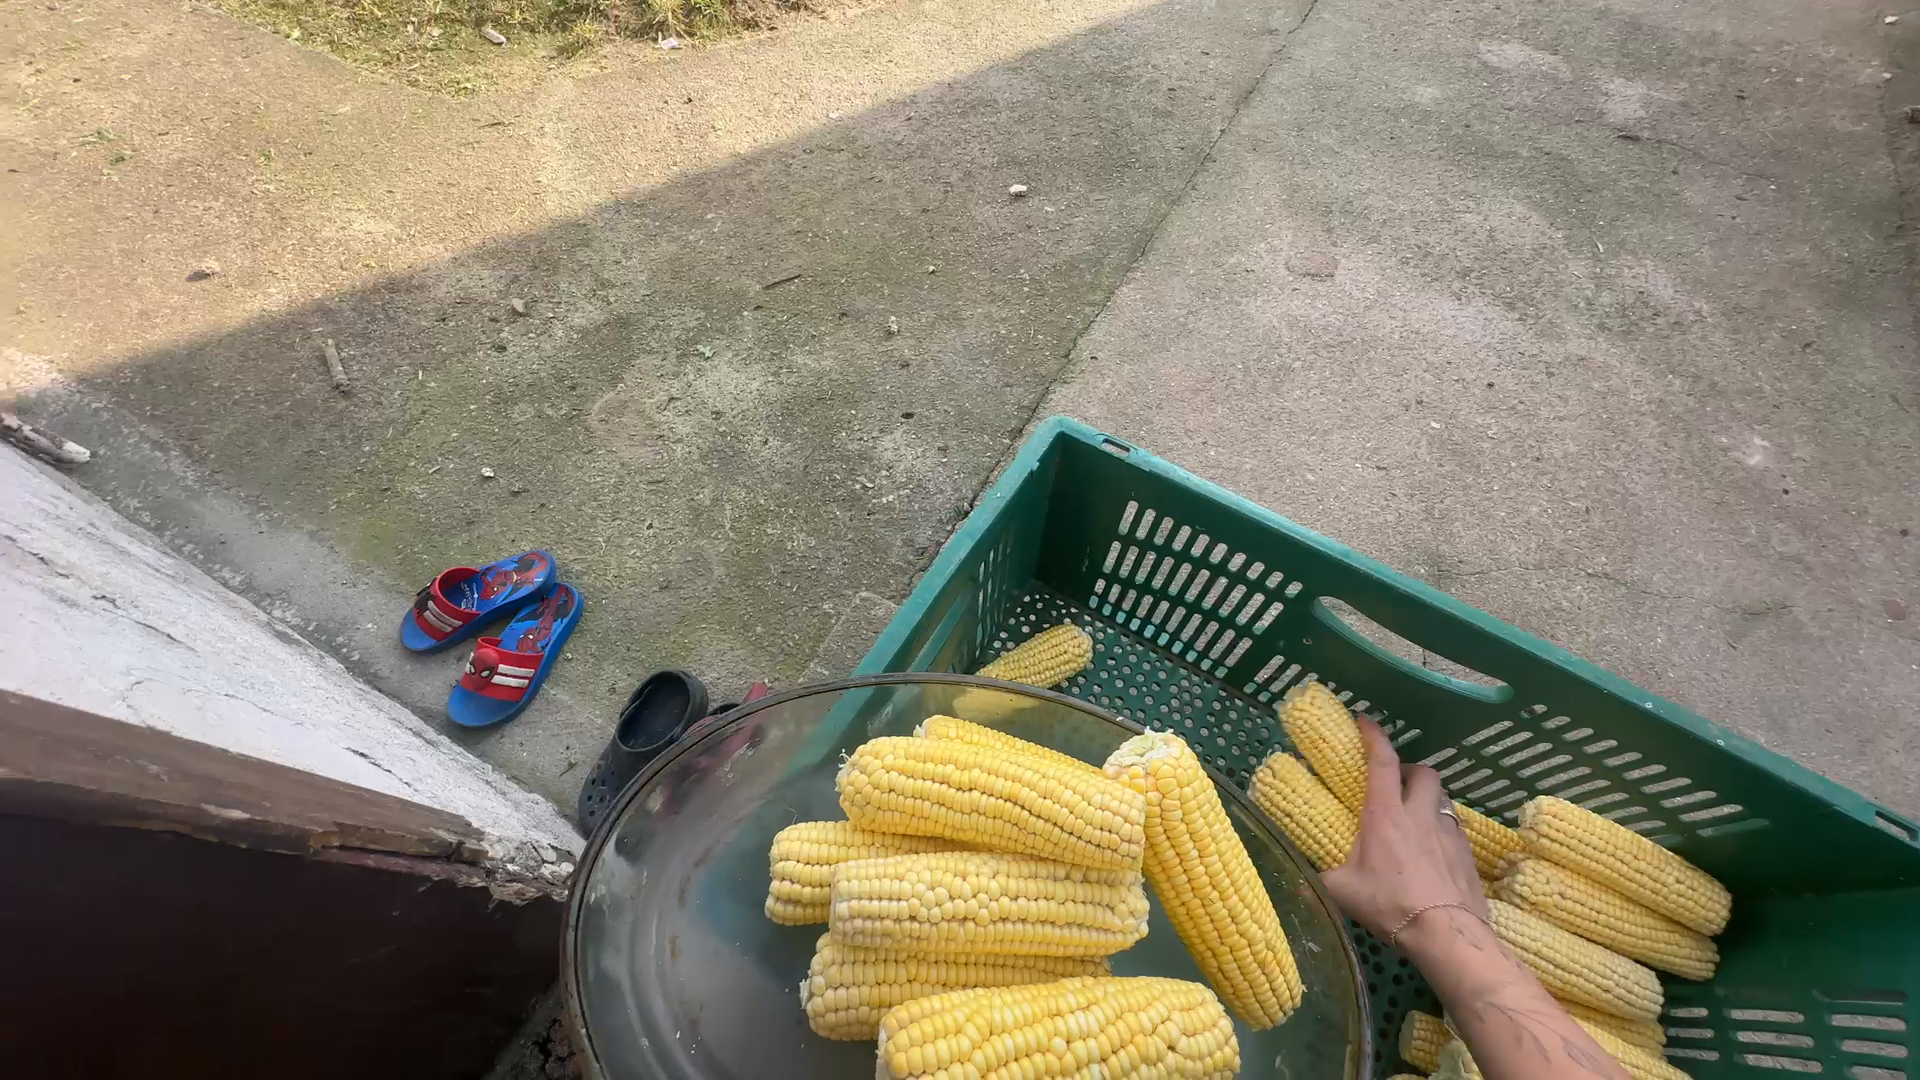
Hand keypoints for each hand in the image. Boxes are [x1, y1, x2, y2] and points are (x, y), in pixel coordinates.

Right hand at [1321, 714, 1486, 942]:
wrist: (1449, 937)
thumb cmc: (1390, 904)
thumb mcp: (1341, 889)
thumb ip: (1319, 874)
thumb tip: (1294, 874)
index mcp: (1385, 813)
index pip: (1382, 761)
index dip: (1373, 736)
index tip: (1364, 720)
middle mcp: (1419, 814)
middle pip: (1424, 772)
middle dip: (1410, 769)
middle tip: (1395, 782)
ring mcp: (1449, 834)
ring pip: (1444, 798)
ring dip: (1429, 797)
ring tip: (1414, 814)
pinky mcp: (1469, 857)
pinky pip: (1456, 829)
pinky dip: (1442, 829)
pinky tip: (1433, 850)